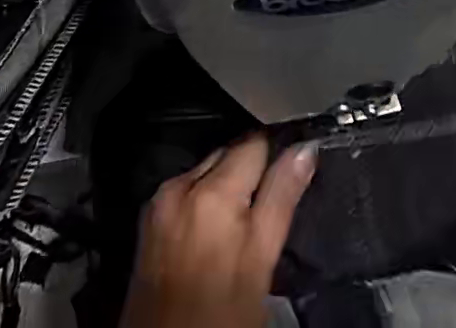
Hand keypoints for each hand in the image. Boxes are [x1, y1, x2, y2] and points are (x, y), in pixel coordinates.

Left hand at [120, 133, 317, 327]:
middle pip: (229, 153)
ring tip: (244, 219)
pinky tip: (215, 229)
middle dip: (252, 170)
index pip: (256, 144)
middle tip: (269, 205)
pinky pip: (186, 188)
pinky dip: (204, 197)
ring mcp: (160, 202)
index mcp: (213, 193)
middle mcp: (181, 186)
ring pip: (208, 168)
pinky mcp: (148, 218)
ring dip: (228, 183)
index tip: (293, 169)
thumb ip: (283, 195)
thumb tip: (307, 148)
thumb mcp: (261, 259)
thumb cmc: (222, 314)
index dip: (278, 153)